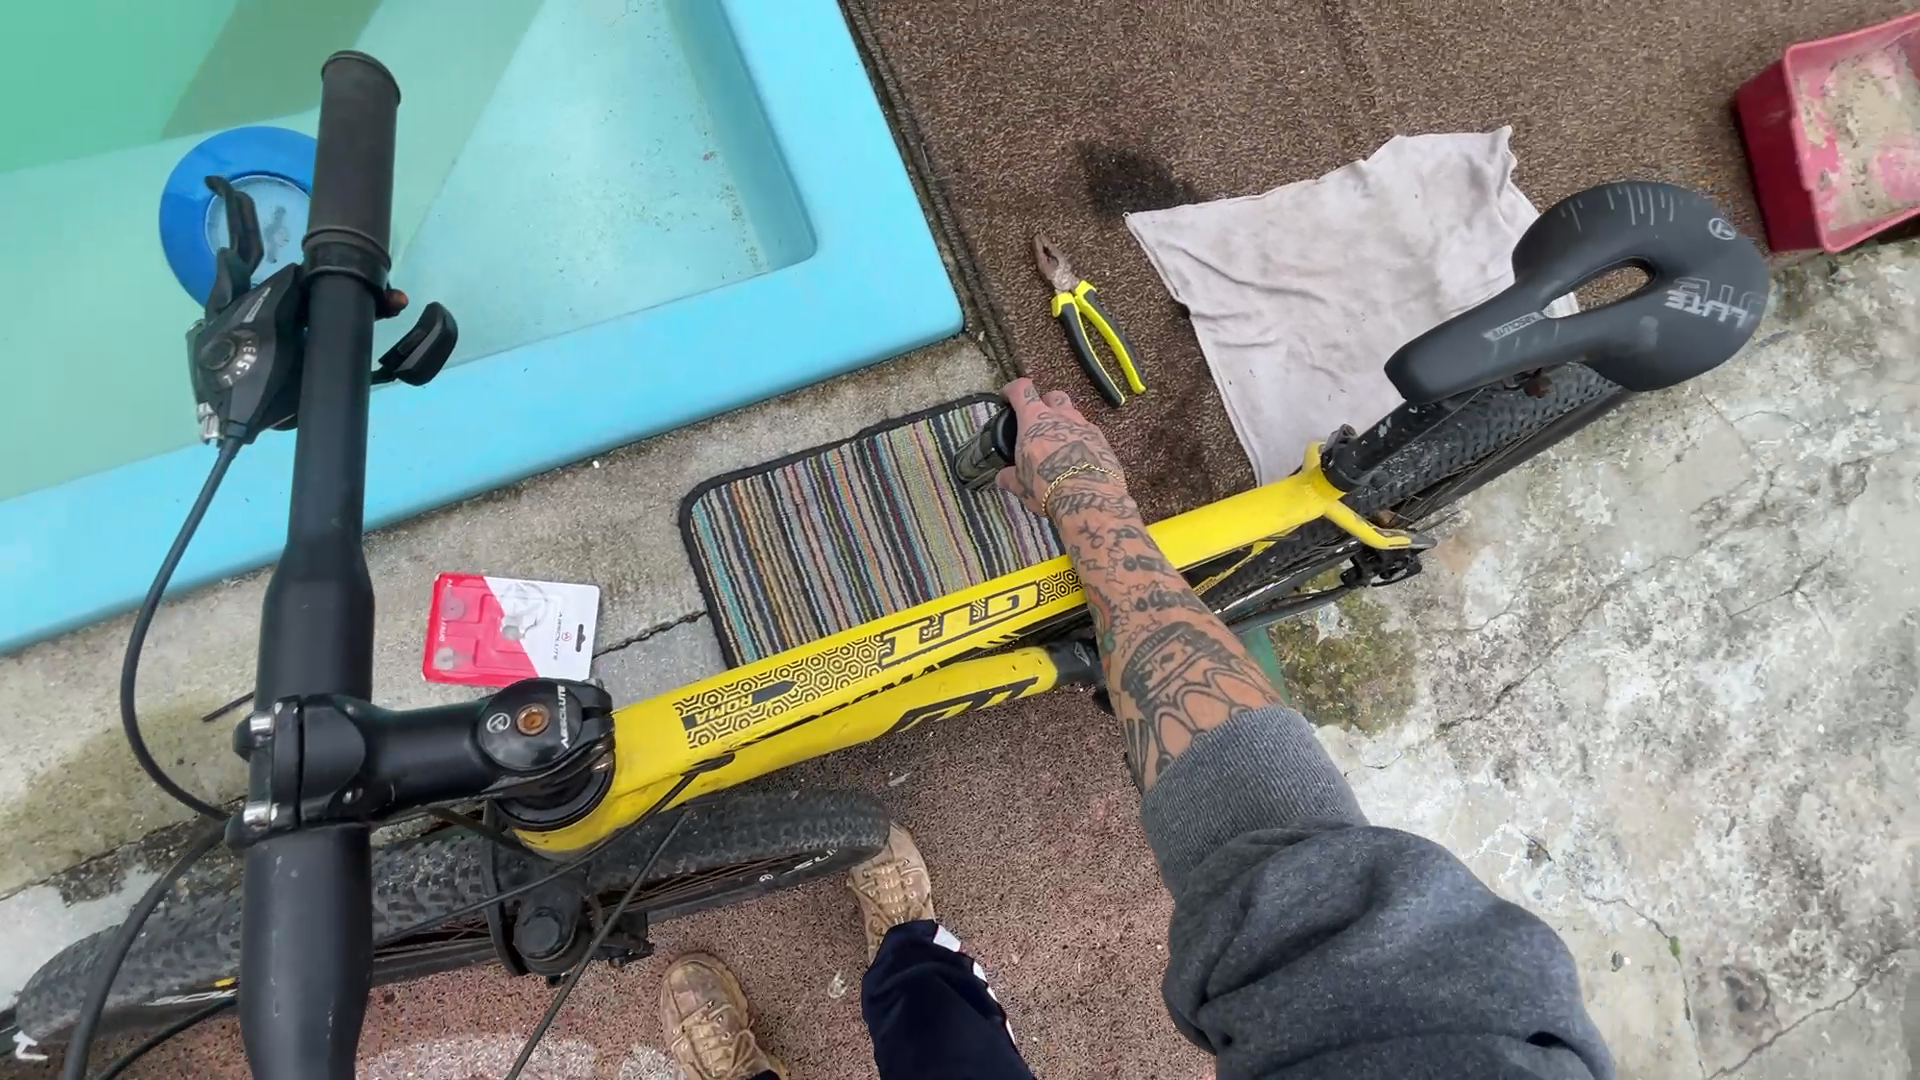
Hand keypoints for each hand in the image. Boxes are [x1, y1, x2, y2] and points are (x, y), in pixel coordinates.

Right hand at [995, 379, 1128, 518]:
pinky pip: (1089, 433)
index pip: (1022, 390)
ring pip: (1074, 414)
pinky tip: (1078, 457)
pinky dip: (1082, 440)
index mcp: (1034, 420)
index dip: (1013, 390)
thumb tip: (1003, 477)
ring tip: (1060, 443)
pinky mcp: (1102, 440)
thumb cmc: (1047, 485)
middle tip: (1039, 420)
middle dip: (1046, 403)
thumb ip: (1011, 477)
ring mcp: (1084, 426)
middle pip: (1054, 395)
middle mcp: (1061, 416)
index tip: (1008, 396)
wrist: (1087, 496)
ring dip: (1066, 423)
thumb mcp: (1021, 485)